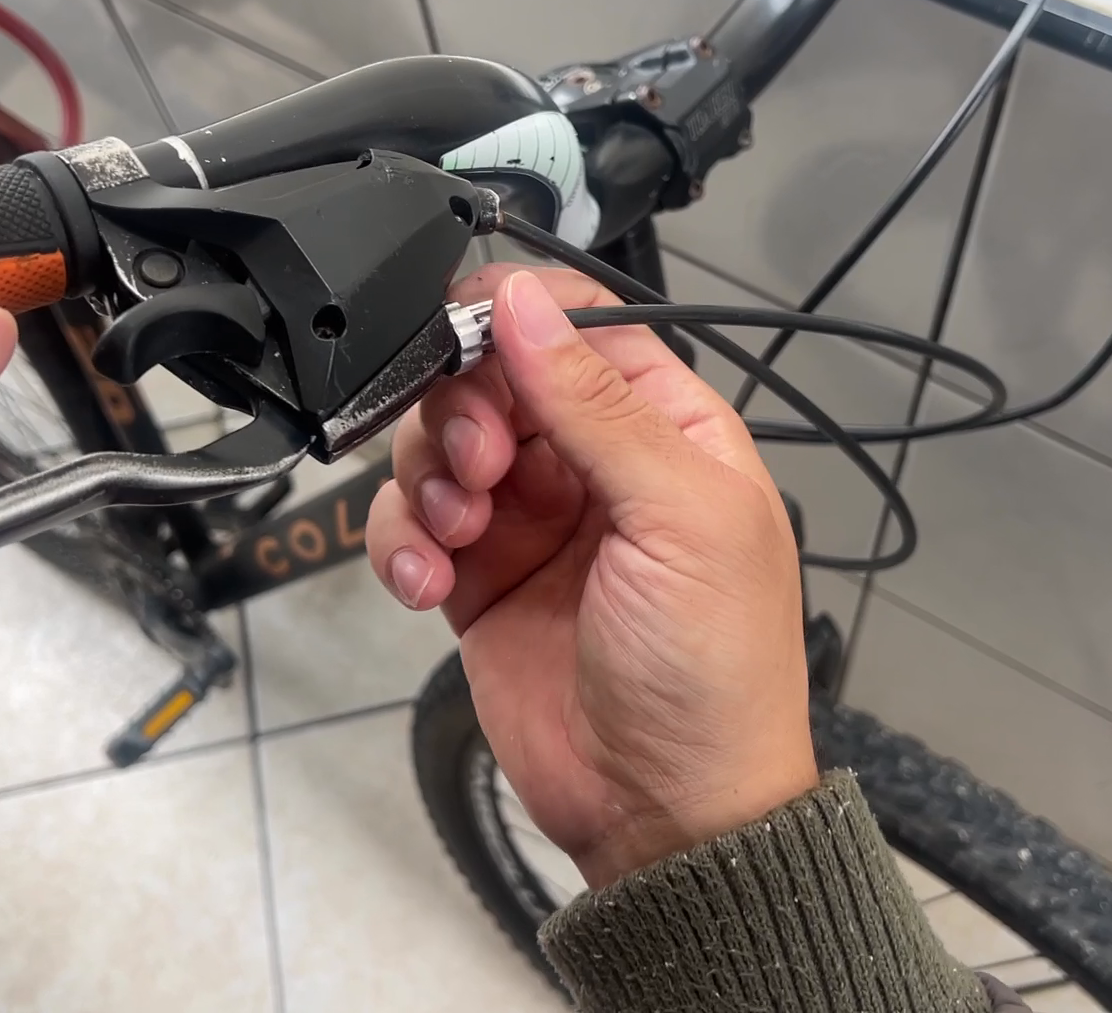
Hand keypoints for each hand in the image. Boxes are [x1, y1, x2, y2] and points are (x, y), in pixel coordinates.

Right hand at [369, 265, 817, 887]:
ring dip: (429, 478)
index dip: (516, 321)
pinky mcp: (476, 570)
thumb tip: (525, 304)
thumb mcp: (677, 518)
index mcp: (662, 428)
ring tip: (460, 537)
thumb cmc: (711, 666)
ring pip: (440, 442)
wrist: (663, 806)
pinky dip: (401, 539)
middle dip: (467, 411)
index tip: (467, 342)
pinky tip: (425, 581)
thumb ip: (596, 406)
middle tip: (483, 470)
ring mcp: (527, 515)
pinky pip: (412, 521)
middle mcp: (589, 460)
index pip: (580, 328)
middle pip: (493, 378)